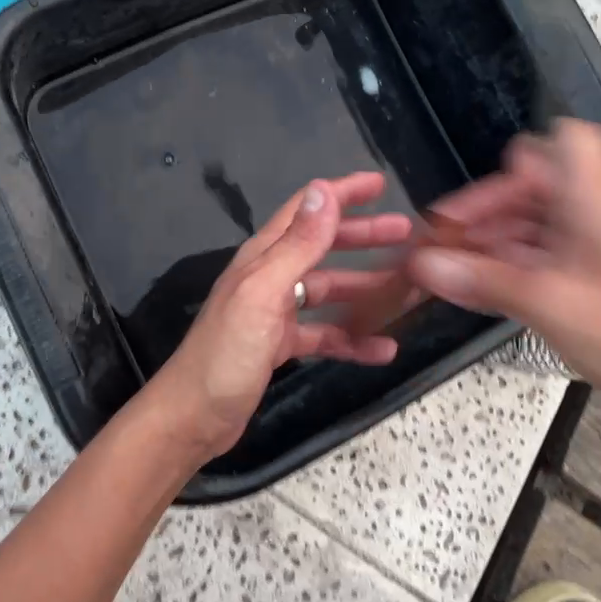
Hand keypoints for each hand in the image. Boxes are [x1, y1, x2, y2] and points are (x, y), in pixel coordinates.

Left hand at [146, 172, 412, 458]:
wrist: (194, 417)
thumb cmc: (226, 353)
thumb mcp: (264, 293)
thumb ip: (297, 245)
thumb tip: (324, 191)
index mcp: (262, 258)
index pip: (305, 210)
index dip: (340, 193)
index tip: (379, 184)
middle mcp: (268, 278)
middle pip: (321, 247)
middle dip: (362, 236)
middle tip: (405, 233)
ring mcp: (273, 313)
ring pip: (327, 290)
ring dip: (365, 287)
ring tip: (407, 288)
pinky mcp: (279, 346)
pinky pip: (324, 334)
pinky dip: (353, 338)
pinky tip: (383, 349)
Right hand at [405, 120, 600, 427]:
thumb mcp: (547, 304)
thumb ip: (480, 280)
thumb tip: (424, 265)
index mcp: (596, 196)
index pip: (560, 141)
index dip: (510, 166)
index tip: (471, 209)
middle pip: (537, 188)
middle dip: (486, 214)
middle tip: (443, 248)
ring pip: (544, 223)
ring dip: (498, 243)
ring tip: (457, 275)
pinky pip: (557, 253)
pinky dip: (522, 265)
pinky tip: (492, 293)